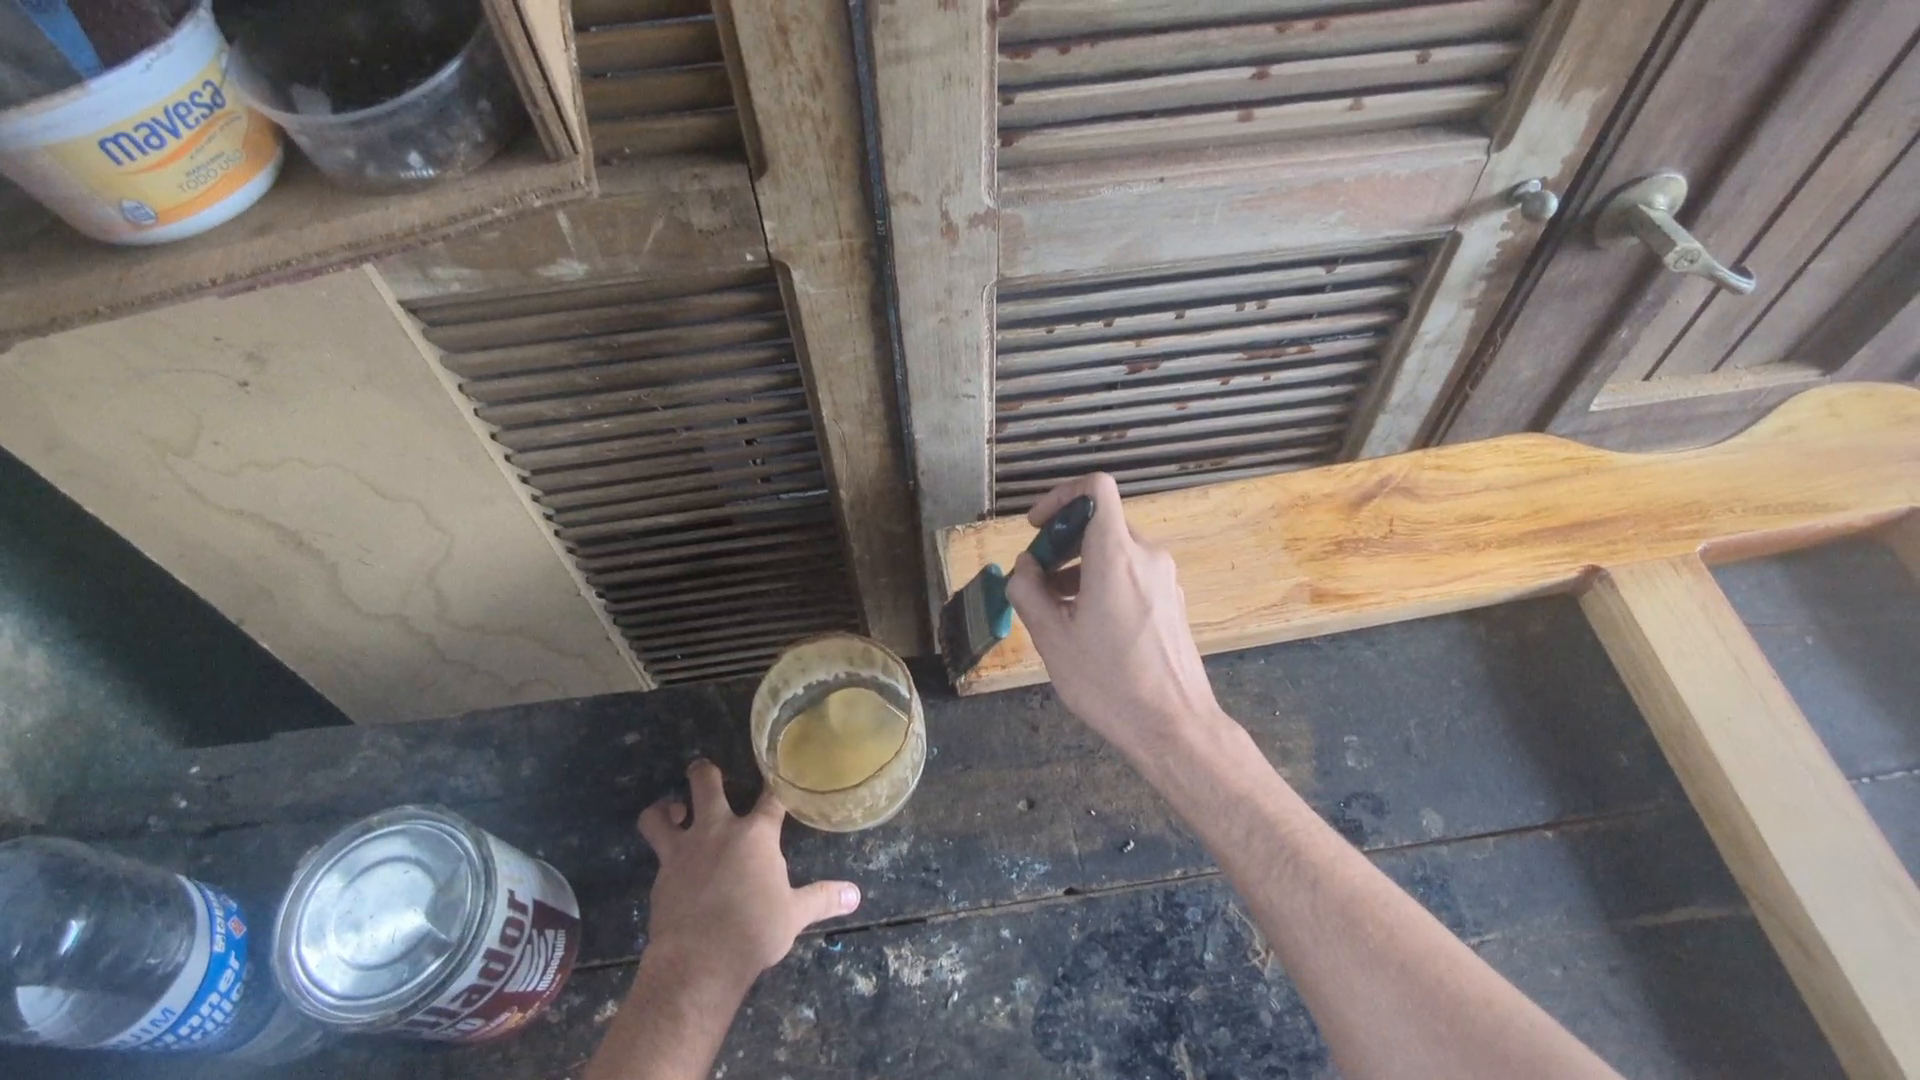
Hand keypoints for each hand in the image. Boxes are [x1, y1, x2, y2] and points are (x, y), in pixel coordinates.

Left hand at [636, 760, 860, 987]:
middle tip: (704, 771)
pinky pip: (657, 852)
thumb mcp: (794, 915)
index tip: (777, 773)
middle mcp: (717, 831)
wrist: (698, 961)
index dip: (775, 785)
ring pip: (660, 815)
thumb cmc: (754, 931)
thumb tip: (856, 895)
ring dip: (665, 808)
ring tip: (673, 811)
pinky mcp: (661, 875)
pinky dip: (663, 852)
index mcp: (756, 835)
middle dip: (703, 772)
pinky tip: (674, 866)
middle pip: (706, 784)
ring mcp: (684, 851)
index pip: (771, 798)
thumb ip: (823, 899)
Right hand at [1004, 473, 1226, 757]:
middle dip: (1062, 542)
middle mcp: (1147, 557)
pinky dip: (1103, 581)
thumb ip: (1028, 592)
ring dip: (1080, 566)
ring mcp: (1165, 578)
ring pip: (1115, 550)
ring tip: (1055, 608)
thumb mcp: (1052, 639)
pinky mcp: (1172, 600)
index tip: (1039, 528)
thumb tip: (1024, 568)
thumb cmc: (1108, 683)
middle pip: (1101, 522)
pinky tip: (1087, 623)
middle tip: (1036, 579)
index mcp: (1116, 556)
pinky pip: (1132, 573)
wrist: (1173, 726)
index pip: (1095, 488)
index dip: (1060, 496)